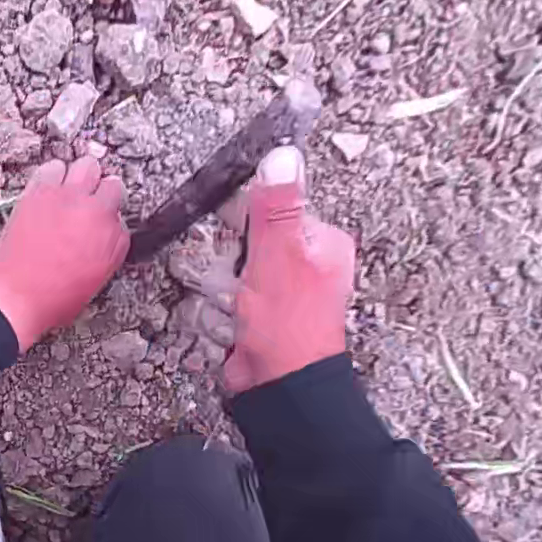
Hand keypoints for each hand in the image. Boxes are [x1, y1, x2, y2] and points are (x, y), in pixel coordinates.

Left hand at [0, 156, 129, 350]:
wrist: (18, 297)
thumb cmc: (52, 297)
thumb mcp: (96, 280)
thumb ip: (107, 249)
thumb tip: (107, 234)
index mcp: (112, 237)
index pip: (122, 212)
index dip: (109, 214)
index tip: (99, 217)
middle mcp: (95, 212)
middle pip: (109, 182)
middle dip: (100, 189)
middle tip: (87, 200)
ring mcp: (67, 198)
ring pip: (85, 165)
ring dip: (78, 176)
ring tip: (68, 191)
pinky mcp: (40, 192)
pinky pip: (53, 167)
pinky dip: (52, 174)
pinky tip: (48, 187)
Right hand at [223, 146, 355, 393]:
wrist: (279, 386)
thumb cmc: (289, 327)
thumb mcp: (280, 257)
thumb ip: (277, 207)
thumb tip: (281, 154)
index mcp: (321, 242)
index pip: (271, 210)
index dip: (247, 226)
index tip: (242, 246)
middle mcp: (302, 263)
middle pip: (244, 242)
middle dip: (231, 267)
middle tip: (244, 287)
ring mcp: (277, 291)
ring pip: (227, 273)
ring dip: (223, 294)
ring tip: (240, 312)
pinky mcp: (255, 314)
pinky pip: (222, 299)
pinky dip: (221, 313)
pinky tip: (234, 327)